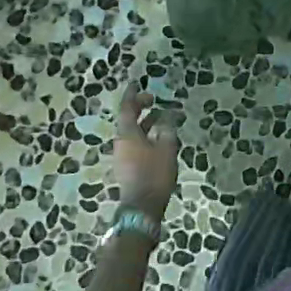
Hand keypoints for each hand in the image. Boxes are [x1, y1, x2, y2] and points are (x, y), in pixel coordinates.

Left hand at [114, 88, 179, 220]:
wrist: (142, 206)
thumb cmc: (154, 174)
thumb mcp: (167, 149)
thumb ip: (168, 130)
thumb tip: (169, 116)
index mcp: (127, 134)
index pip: (127, 108)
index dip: (132, 95)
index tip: (136, 83)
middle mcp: (121, 142)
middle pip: (128, 119)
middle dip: (140, 107)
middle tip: (153, 99)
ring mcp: (122, 155)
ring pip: (132, 132)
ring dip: (145, 122)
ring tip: (161, 118)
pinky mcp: (127, 166)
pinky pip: (134, 144)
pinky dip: (145, 136)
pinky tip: (158, 139)